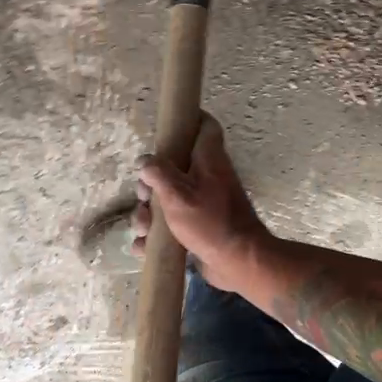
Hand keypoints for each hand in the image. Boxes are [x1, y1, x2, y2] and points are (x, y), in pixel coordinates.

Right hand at [134, 113, 272, 289]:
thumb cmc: (210, 223)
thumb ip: (159, 174)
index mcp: (209, 161)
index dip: (189, 120)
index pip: (206, 127)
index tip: (168, 124)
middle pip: (173, 168)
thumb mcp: (178, 195)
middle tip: (144, 197)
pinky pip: (170, 226)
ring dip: (148, 214)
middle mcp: (207, 178)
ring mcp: (203, 203)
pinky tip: (144, 247)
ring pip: (167, 199)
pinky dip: (156, 236)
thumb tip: (145, 161)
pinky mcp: (198, 228)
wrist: (237, 262)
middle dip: (150, 183)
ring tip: (144, 229)